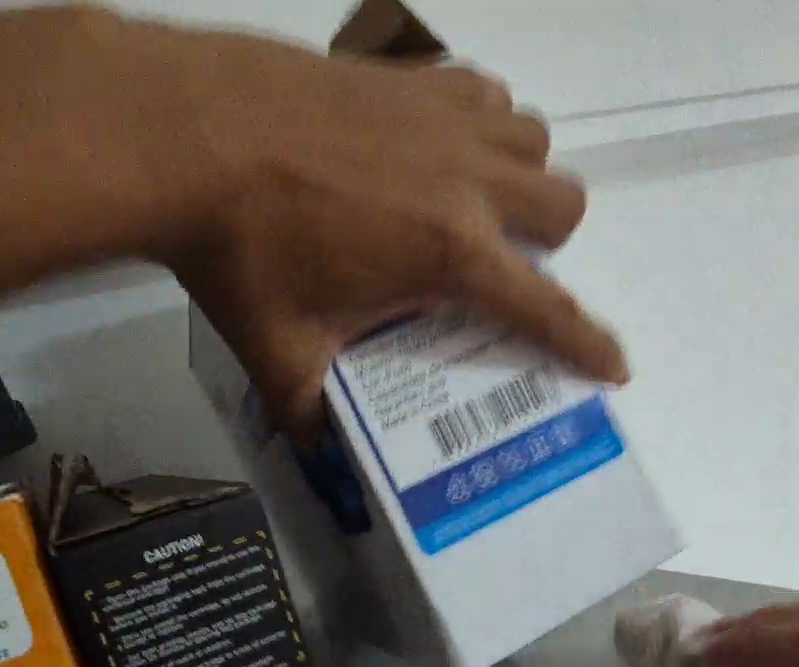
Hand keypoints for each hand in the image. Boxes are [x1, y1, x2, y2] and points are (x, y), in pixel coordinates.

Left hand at [126, 20, 625, 437]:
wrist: (184, 135)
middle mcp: (467, 181)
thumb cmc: (239, 252)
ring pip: (535, 140)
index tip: (614, 367)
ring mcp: (442, 117)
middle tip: (494, 267)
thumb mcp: (279, 355)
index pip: (543, 307)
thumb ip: (308, 415)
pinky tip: (432, 150)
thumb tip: (319, 458)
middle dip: (548, 246)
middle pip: (566, 205)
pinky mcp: (409, 76)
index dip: (586, 343)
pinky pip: (486, 94)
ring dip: (521, 180)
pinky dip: (482, 126)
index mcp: (447, 255)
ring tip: (468, 205)